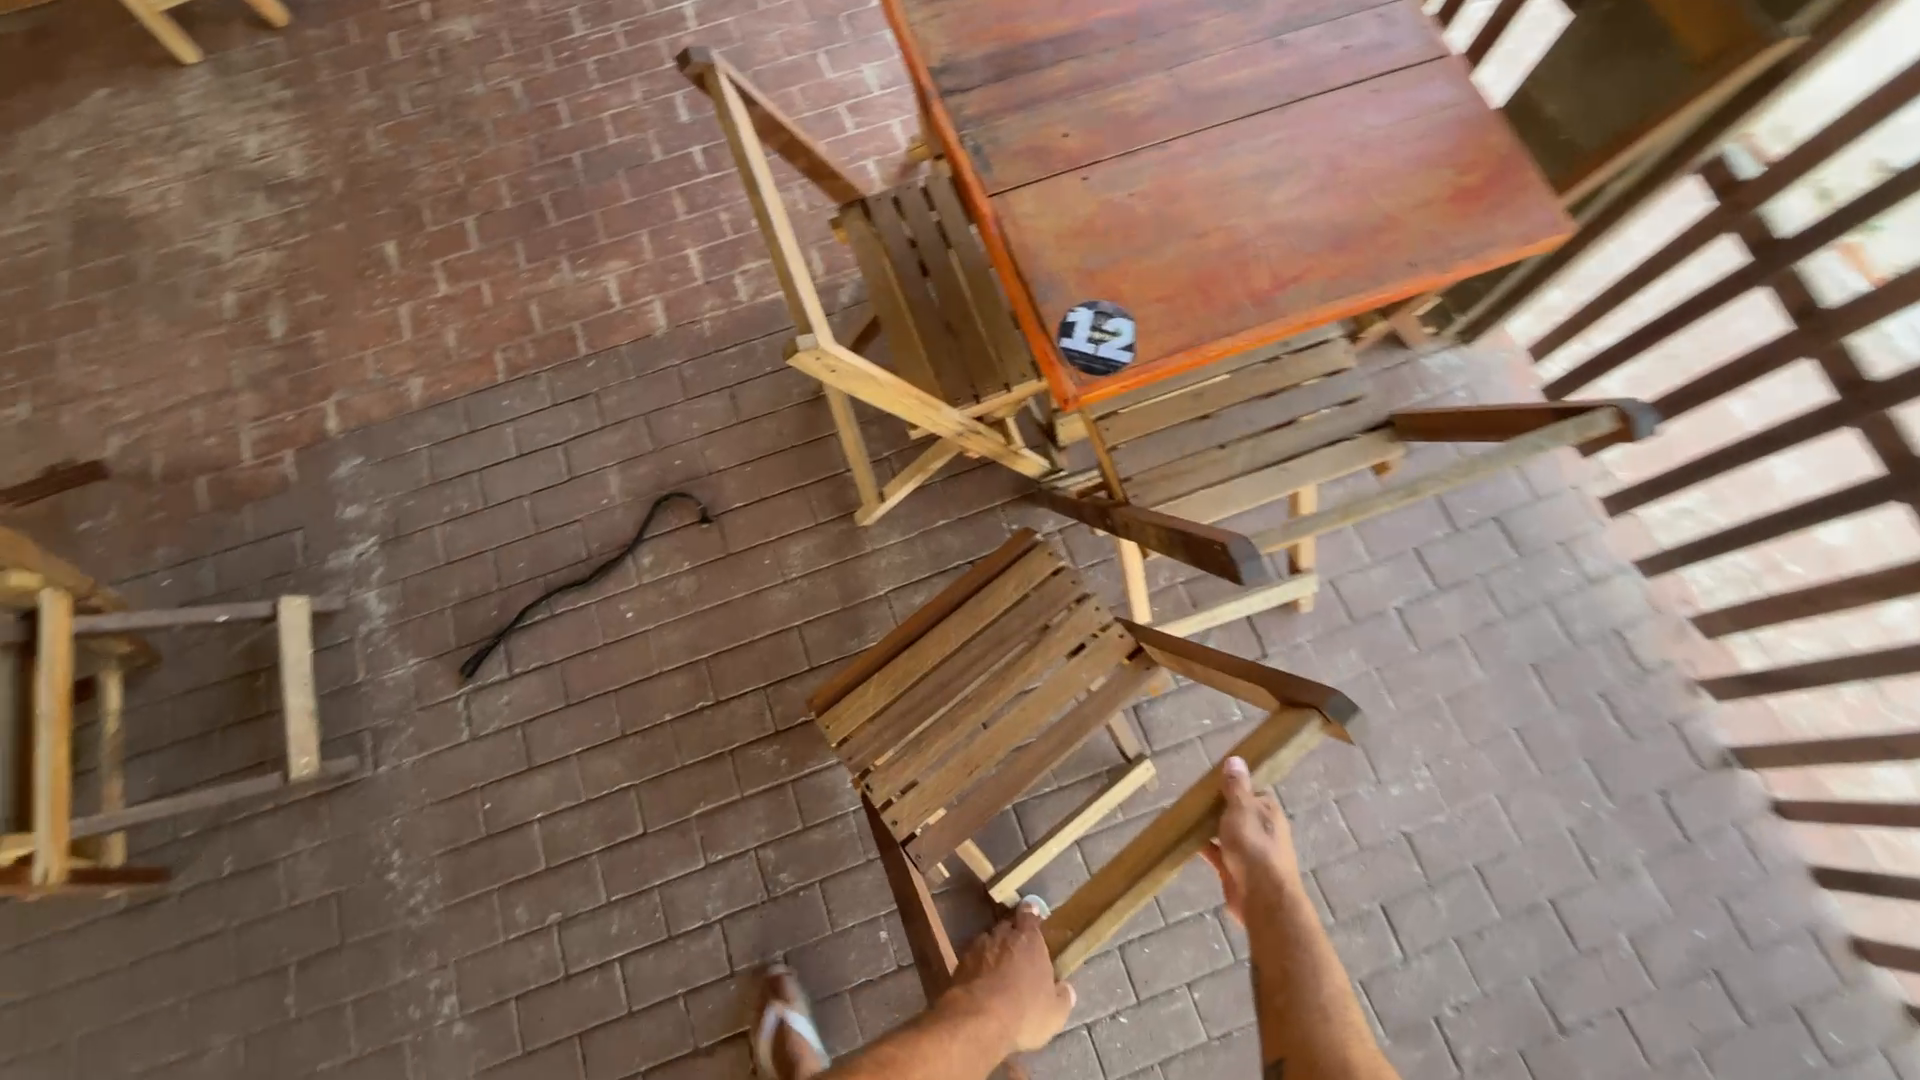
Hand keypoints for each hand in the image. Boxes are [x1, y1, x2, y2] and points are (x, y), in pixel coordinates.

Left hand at [941, 900, 1076, 1053]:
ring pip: (988, 941)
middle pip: (1007, 925)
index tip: (1032, 912)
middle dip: (1011, 933)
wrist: (977, 1020)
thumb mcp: (1055, 1013)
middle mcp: (1003, 936)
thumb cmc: (1024, 1013)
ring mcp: (979, 947)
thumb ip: (1063, 997)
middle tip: (1017, 947)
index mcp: (1029, 940)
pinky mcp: (960, 963)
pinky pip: (972, 958)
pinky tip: (980, 980)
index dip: (1031, 913)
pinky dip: (977, 965)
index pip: (1029, 915)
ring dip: (993, 949)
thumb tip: (1067, 989)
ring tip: (997, 966)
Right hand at [1201, 756, 1300, 923]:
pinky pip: (1217, 853)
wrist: (1262, 897)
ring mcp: (1249, 852)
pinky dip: (1204, 846)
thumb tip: (1236, 758)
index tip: (1212, 781)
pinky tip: (1186, 840)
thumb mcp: (1242, 809)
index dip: (1234, 785)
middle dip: (1219, 807)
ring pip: (1226, 833)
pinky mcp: (1235, 870)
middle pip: (1238, 813)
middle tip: (1194, 798)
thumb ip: (1236, 786)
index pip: (1252, 792)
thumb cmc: (1254, 846)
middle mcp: (1262, 831)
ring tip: (1186, 815)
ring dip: (1210, 827)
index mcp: (1268, 812)